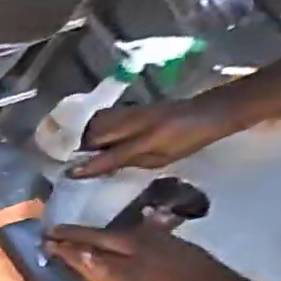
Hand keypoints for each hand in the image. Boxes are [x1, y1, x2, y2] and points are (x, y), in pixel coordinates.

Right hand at [45, 225, 263, 280]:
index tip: (45, 235)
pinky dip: (124, 245)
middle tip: (61, 236)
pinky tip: (126, 249)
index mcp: (127, 242)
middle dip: (82, 235)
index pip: (89, 237)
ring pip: (124, 237)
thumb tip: (68, 248)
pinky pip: (140, 243)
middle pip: (105, 234)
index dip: (66, 237)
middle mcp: (143, 235)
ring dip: (103, 239)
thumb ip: (96, 265)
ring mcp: (163, 242)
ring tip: (88, 242)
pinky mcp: (177, 252)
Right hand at [72, 95, 249, 176]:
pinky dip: (92, 127)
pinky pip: (102, 117)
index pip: (112, 155)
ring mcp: (132, 111)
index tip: (69, 174)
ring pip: (95, 123)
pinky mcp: (131, 106)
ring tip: (80, 150)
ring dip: (84, 137)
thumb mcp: (160, 159)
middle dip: (80, 149)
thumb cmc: (189, 140)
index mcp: (149, 139)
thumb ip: (128, 161)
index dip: (90, 166)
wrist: (211, 109)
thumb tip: (99, 167)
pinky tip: (92, 136)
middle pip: (96, 135)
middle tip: (70, 162)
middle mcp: (137, 122)